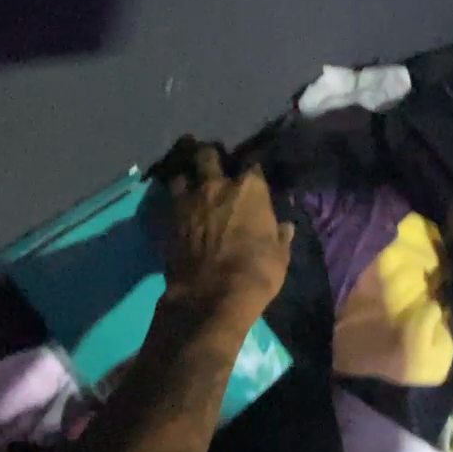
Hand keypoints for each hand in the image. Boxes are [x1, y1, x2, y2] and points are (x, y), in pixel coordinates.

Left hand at [151, 138, 293, 321]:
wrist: (211, 296)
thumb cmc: (256, 272)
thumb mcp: (279, 256)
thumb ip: (280, 236)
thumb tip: (285, 227)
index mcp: (250, 188)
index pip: (253, 166)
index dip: (252, 172)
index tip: (253, 179)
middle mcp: (217, 185)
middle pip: (208, 155)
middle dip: (209, 156)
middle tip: (211, 165)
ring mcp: (188, 199)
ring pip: (181, 174)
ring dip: (185, 177)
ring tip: (188, 183)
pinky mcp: (167, 218)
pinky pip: (168, 201)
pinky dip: (173, 202)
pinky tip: (176, 208)